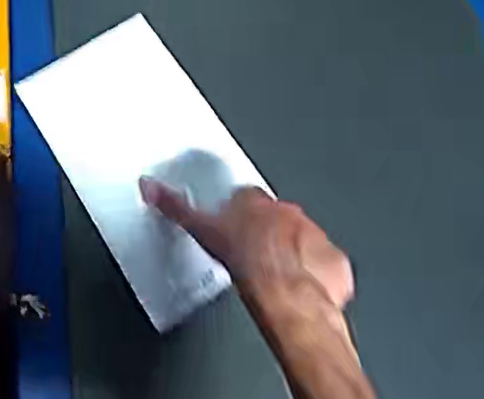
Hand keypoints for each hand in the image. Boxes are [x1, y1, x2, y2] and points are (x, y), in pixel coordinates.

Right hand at [141, 181, 353, 311]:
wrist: (286, 297)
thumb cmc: (247, 265)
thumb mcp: (200, 230)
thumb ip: (174, 206)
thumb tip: (149, 186)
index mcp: (254, 201)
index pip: (245, 196)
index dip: (239, 212)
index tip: (234, 225)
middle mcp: (286, 212)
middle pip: (275, 216)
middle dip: (267, 230)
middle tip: (254, 251)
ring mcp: (313, 236)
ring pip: (303, 238)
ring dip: (293, 251)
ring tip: (277, 272)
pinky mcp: (334, 262)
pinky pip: (327, 264)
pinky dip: (318, 273)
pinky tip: (304, 285)